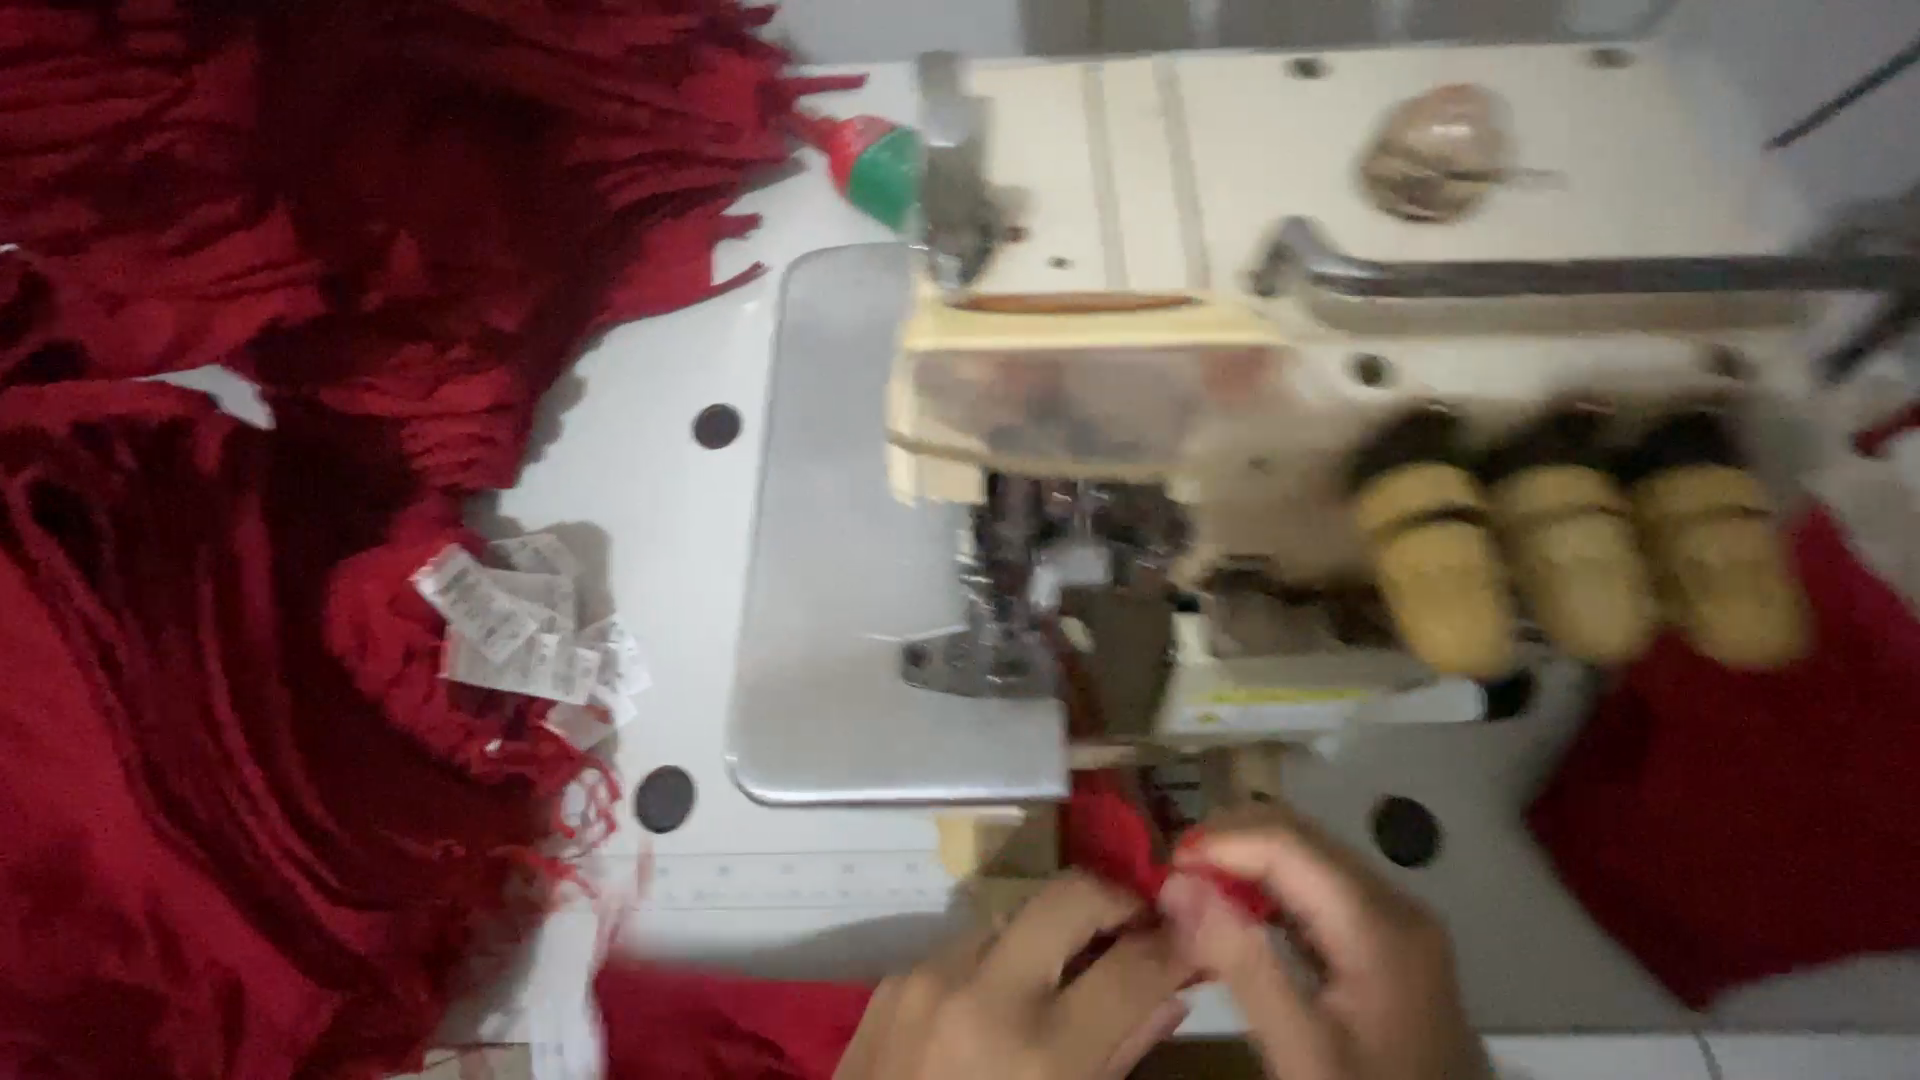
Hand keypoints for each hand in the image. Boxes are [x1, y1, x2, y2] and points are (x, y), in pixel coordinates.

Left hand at [835, 874, 1191, 1079]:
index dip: (1175, 942)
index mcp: (1041, 1056)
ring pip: (1016, 913)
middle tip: (1136, 923)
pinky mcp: (896, 975)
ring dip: (1051, 933)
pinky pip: (967, 945)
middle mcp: (985, 996)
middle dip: (1114, 898)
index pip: (1133, 967)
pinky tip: (997, 1002)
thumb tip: (1171, 991)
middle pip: (1070, 894)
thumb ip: (1121, 1055)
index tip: (1191, 933)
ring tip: (1065, 971)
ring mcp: (932, 975)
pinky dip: (998, 962)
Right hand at [1157, 805, 1490, 1079]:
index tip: (1163, 868)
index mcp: (1378, 924)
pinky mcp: (1386, 940)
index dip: (1218, 842)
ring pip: (1305, 852)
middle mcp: (1393, 903)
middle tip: (1172, 876)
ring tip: (1194, 891)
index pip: (1284, 843)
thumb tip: (1175, 885)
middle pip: (1298, 834)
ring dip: (1244, 859)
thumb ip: (1241, 965)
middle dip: (1228, 841)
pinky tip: (1237, 915)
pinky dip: (1268, 885)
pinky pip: (1316, 884)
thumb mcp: (1304, 1054)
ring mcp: (1394, 920)